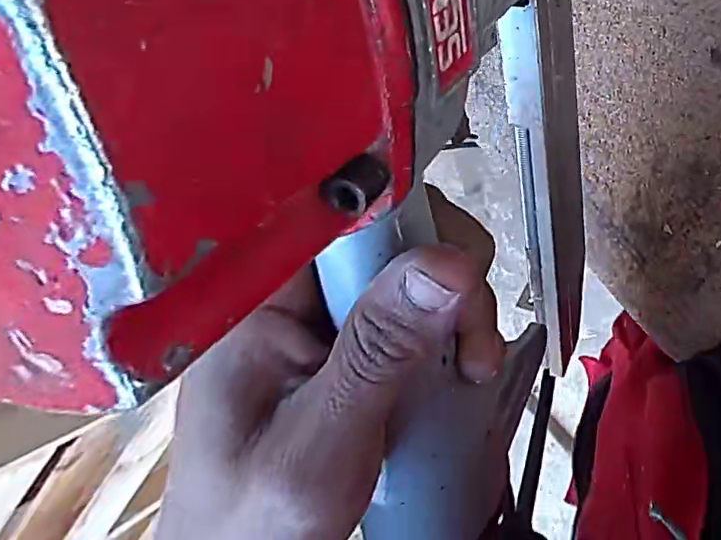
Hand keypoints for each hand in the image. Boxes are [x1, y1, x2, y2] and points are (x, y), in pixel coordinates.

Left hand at [158, 198, 502, 539]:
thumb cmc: (253, 535)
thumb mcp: (314, 451)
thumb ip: (376, 355)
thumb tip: (445, 263)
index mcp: (262, 304)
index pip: (351, 213)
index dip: (414, 225)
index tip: (454, 276)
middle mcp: (302, 294)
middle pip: (403, 229)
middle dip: (453, 279)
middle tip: (466, 340)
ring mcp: (338, 311)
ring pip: (427, 261)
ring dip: (463, 308)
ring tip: (464, 365)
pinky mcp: (368, 331)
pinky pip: (432, 297)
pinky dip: (460, 326)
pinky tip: (457, 366)